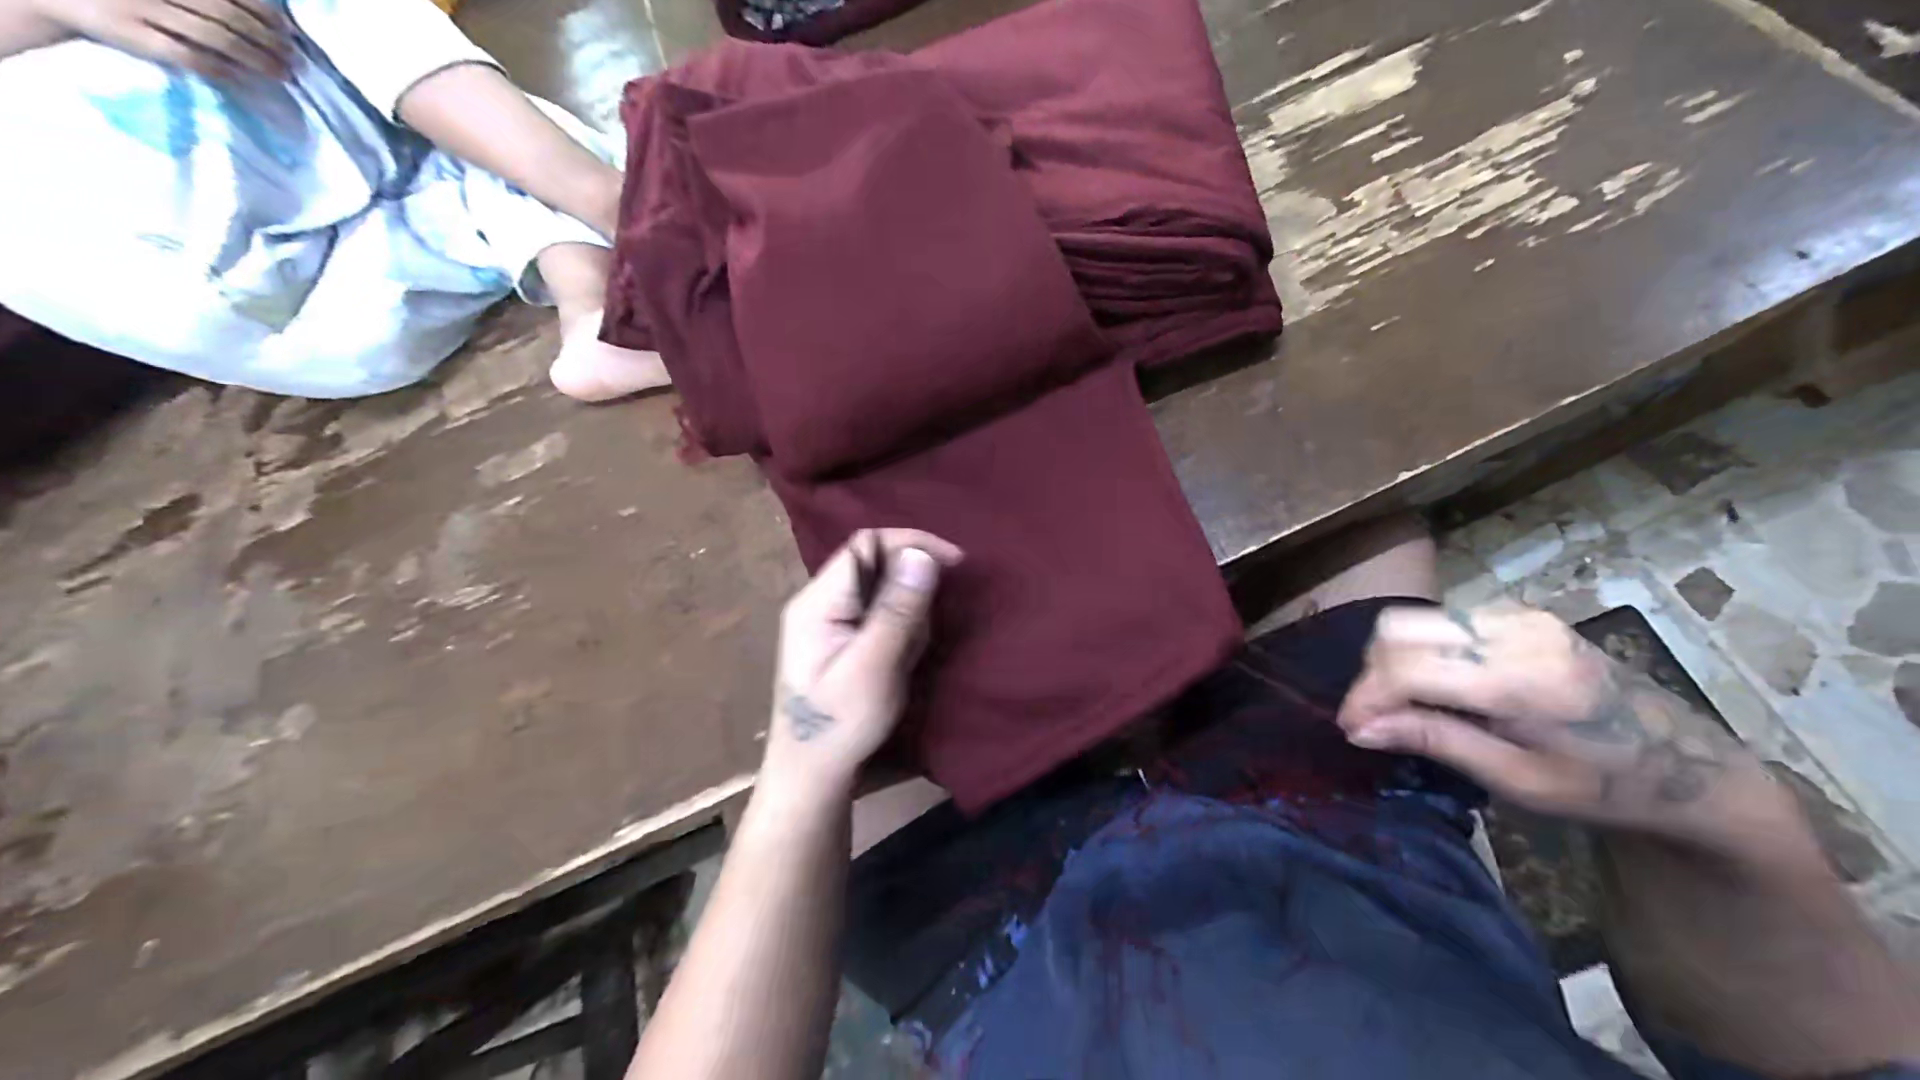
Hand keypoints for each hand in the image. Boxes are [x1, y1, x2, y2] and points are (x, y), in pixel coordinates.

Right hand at [43, 0, 289, 78]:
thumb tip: (269, 15)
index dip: (264, 13)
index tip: (290, 32)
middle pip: (229, 16)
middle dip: (270, 41)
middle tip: (295, 60)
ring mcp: (141, 8)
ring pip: (218, 38)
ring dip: (259, 60)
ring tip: (284, 74)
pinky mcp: (133, 35)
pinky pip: (190, 57)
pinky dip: (224, 70)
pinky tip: (246, 80)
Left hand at [763, 530, 961, 796]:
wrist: (811, 775)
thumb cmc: (839, 725)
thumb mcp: (873, 667)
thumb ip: (897, 610)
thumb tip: (922, 554)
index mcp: (818, 601)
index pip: (866, 545)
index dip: (912, 544)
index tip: (956, 563)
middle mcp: (820, 601)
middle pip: (877, 567)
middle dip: (912, 594)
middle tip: (921, 637)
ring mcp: (830, 621)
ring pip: (885, 594)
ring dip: (908, 620)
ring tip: (905, 660)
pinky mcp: (842, 639)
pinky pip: (882, 619)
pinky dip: (901, 636)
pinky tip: (898, 666)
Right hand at [1338, 604, 1786, 853]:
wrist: (1693, 766)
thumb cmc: (1607, 788)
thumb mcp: (1518, 781)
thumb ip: (1434, 740)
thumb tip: (1358, 727)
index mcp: (1524, 682)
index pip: (1407, 668)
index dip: (1365, 696)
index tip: (1350, 728)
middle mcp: (1517, 633)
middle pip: (1399, 630)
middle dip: (1372, 674)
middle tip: (1374, 717)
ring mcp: (1520, 615)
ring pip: (1412, 620)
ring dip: (1391, 660)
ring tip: (1401, 704)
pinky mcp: (1519, 613)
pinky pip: (1439, 621)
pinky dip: (1418, 650)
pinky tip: (1434, 685)